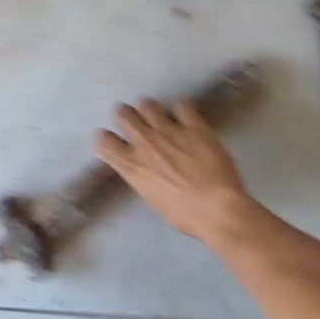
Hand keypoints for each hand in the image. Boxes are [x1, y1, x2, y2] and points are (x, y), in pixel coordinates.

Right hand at [95, 98, 259, 244]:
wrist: (216, 209)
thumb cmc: (184, 214)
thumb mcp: (152, 198)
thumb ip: (142, 176)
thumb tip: (144, 169)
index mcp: (131, 165)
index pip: (103, 140)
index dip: (105, 138)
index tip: (111, 140)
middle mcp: (144, 142)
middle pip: (122, 114)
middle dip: (126, 115)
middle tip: (135, 121)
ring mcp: (168, 130)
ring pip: (147, 104)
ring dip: (150, 109)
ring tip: (159, 116)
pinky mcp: (193, 125)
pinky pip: (182, 105)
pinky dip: (182, 109)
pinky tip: (186, 116)